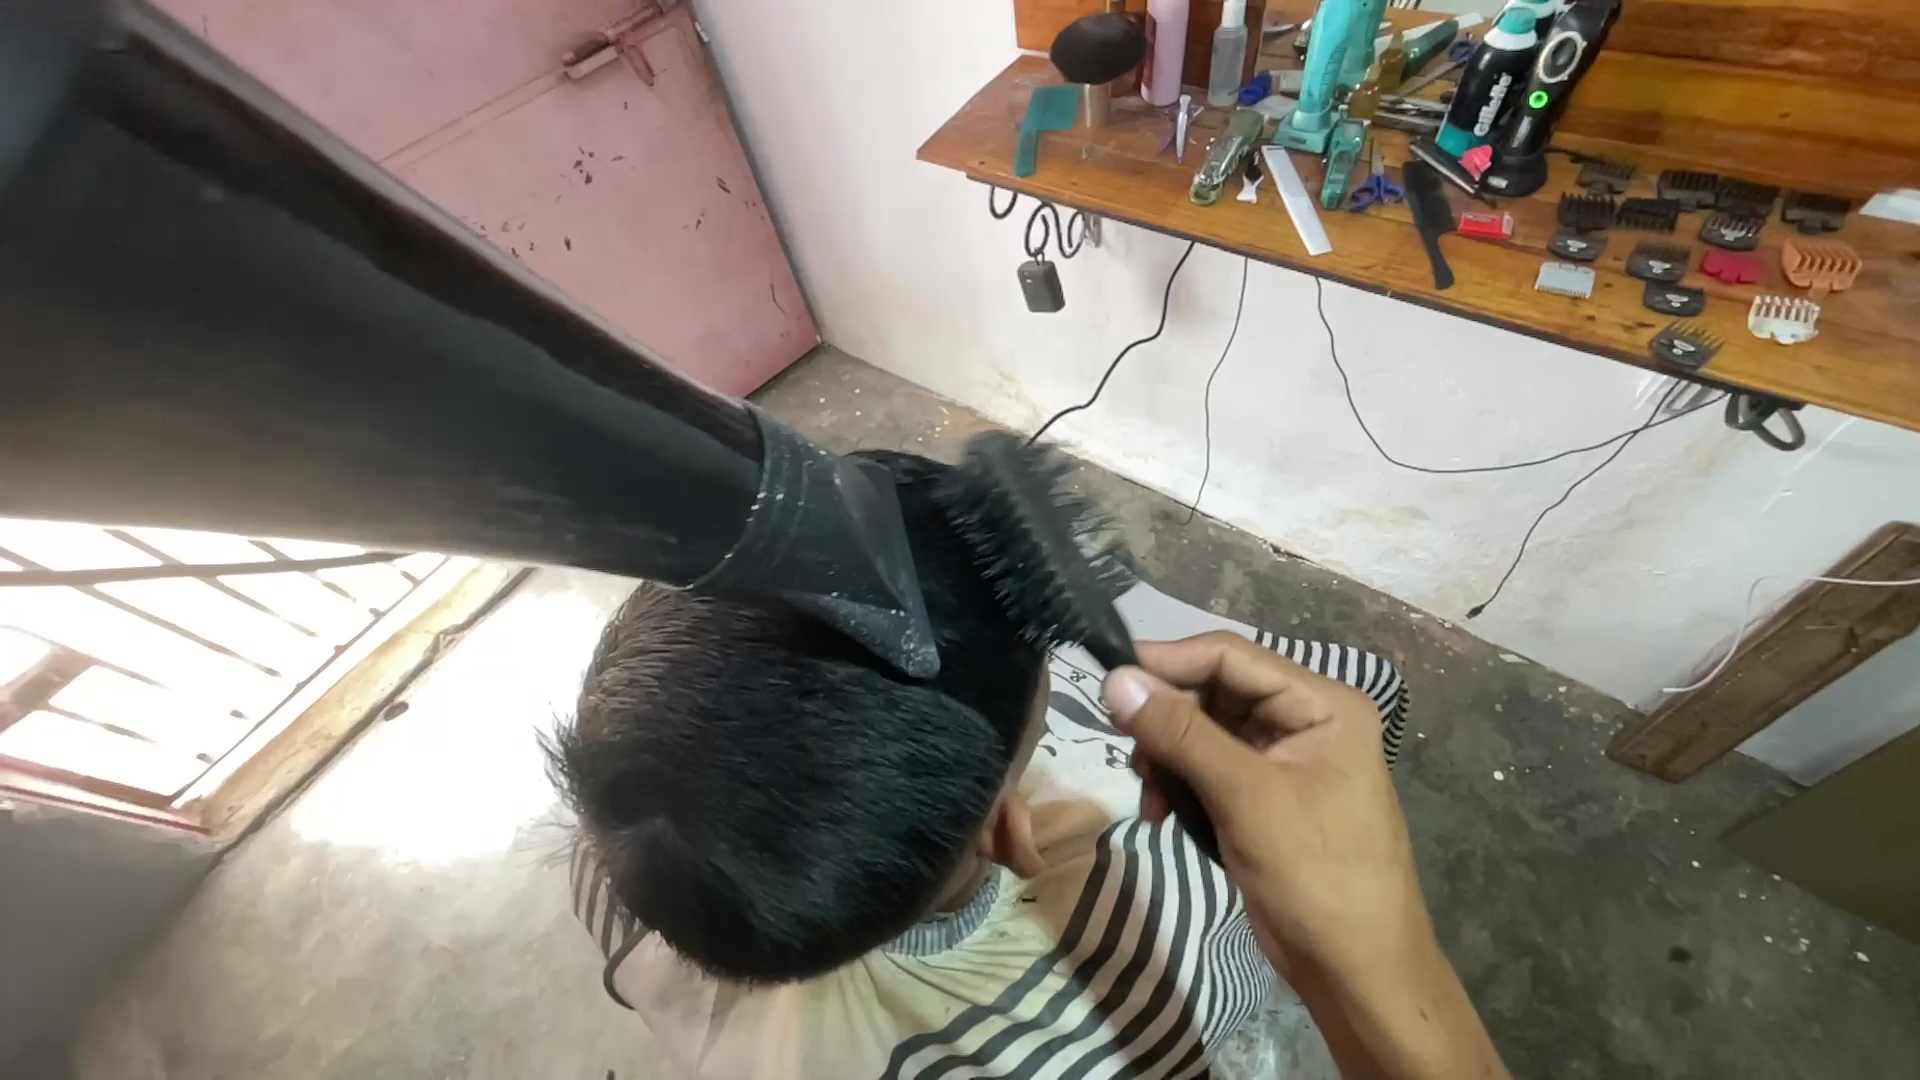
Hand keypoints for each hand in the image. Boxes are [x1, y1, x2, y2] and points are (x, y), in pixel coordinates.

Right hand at [1102, 633, 1508, 1079]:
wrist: (1357, 976)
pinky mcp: (1260, 789)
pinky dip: (1176, 780)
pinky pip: (1203, 762)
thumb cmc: (1316, 878)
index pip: (1229, 655)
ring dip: (1165, 754)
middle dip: (1164, 718)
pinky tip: (1159, 811)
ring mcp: (1280, 754)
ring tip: (1147, 790)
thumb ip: (1180, 733)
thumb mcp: (1246, 797)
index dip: (1166, 660)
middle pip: (1210, 689)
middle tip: (1123, 744)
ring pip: (1199, 726)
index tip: (1108, 676)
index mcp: (1320, 703)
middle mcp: (1301, 716)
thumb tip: (1115, 680)